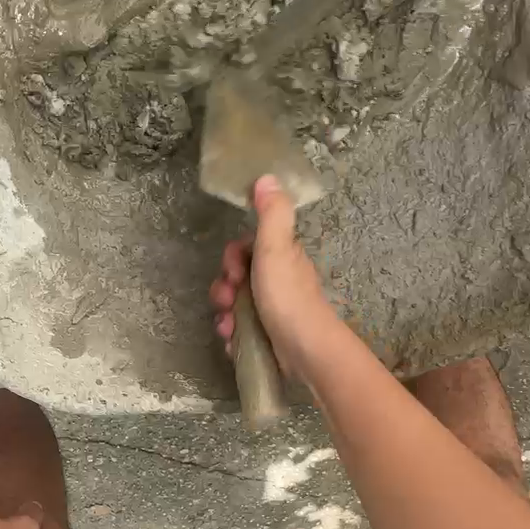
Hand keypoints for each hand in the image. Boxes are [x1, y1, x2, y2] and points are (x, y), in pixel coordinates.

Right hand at [208, 175, 341, 385]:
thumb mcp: (276, 249)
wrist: (305, 351)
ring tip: (229, 328)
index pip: (245, 250)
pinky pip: (241, 330)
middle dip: (224, 291)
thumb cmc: (288, 298)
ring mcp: (273, 310)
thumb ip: (271, 214)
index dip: (231, 260)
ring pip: (235, 306)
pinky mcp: (268, 336)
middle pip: (236, 279)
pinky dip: (234, 336)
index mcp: (280, 258)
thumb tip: (267, 177)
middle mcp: (277, 281)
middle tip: (228, 302)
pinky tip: (235, 343)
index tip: (233, 273)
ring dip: (225, 316)